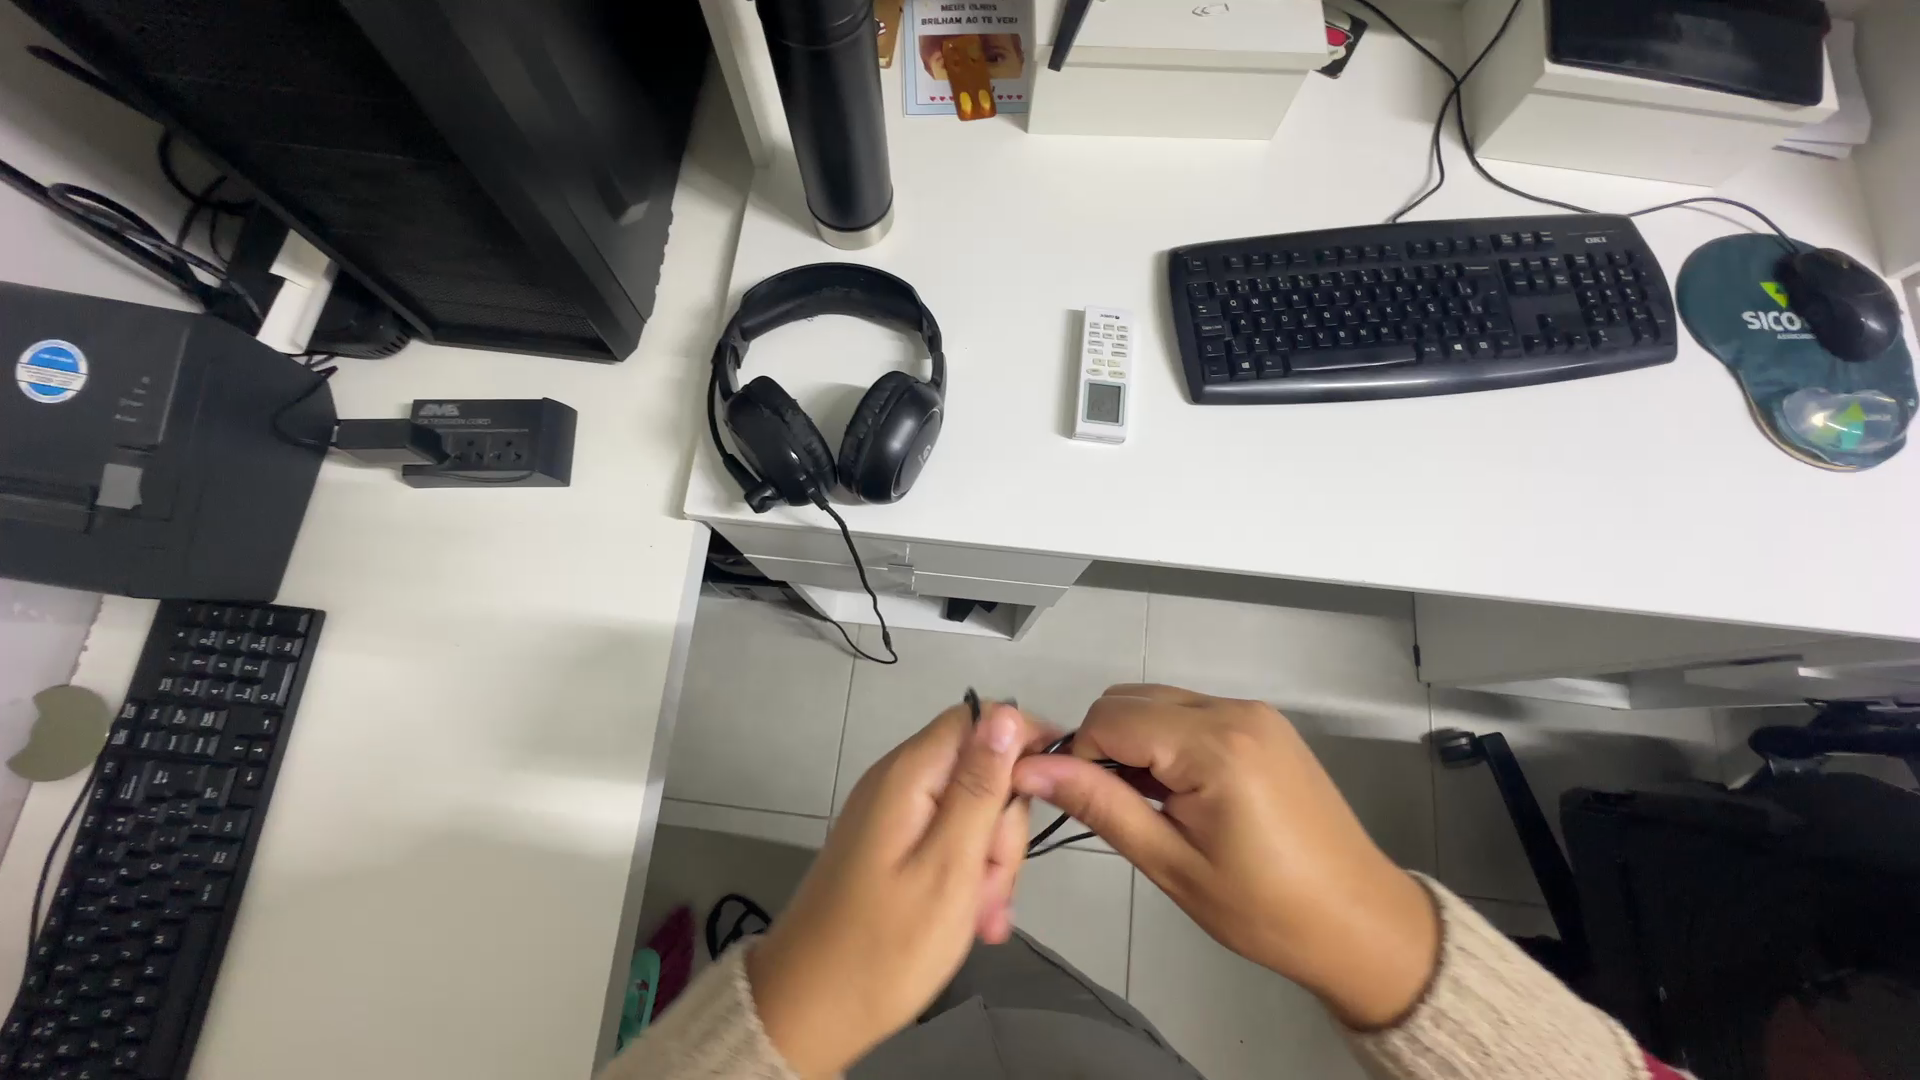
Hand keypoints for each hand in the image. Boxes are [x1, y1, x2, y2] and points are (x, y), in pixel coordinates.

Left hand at [746, 702, 1041, 1077]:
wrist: (806, 1012)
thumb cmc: (886, 945)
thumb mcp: (949, 866)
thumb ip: (980, 787)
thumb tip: (1006, 712)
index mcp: (910, 774)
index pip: (979, 717)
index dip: (1021, 742)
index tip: (1052, 791)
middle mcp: (899, 780)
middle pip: (979, 769)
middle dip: (1001, 825)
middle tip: (992, 886)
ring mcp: (894, 814)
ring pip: (970, 810)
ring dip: (988, 860)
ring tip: (981, 918)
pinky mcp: (892, 844)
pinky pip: (947, 839)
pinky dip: (966, 873)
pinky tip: (972, 920)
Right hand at [1011, 685, 1438, 1029]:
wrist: (1360, 923)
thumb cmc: (1264, 909)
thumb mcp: (1171, 864)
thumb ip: (1099, 805)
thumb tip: (1030, 769)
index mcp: (1213, 745)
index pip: (1109, 718)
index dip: (1078, 755)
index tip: (1078, 801)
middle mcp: (1233, 710)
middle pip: (1129, 699)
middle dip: (1103, 744)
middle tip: (1114, 806)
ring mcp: (1252, 711)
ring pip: (1156, 699)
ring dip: (1134, 740)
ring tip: (1148, 802)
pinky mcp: (1263, 721)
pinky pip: (1189, 710)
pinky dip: (1165, 738)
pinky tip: (1177, 787)